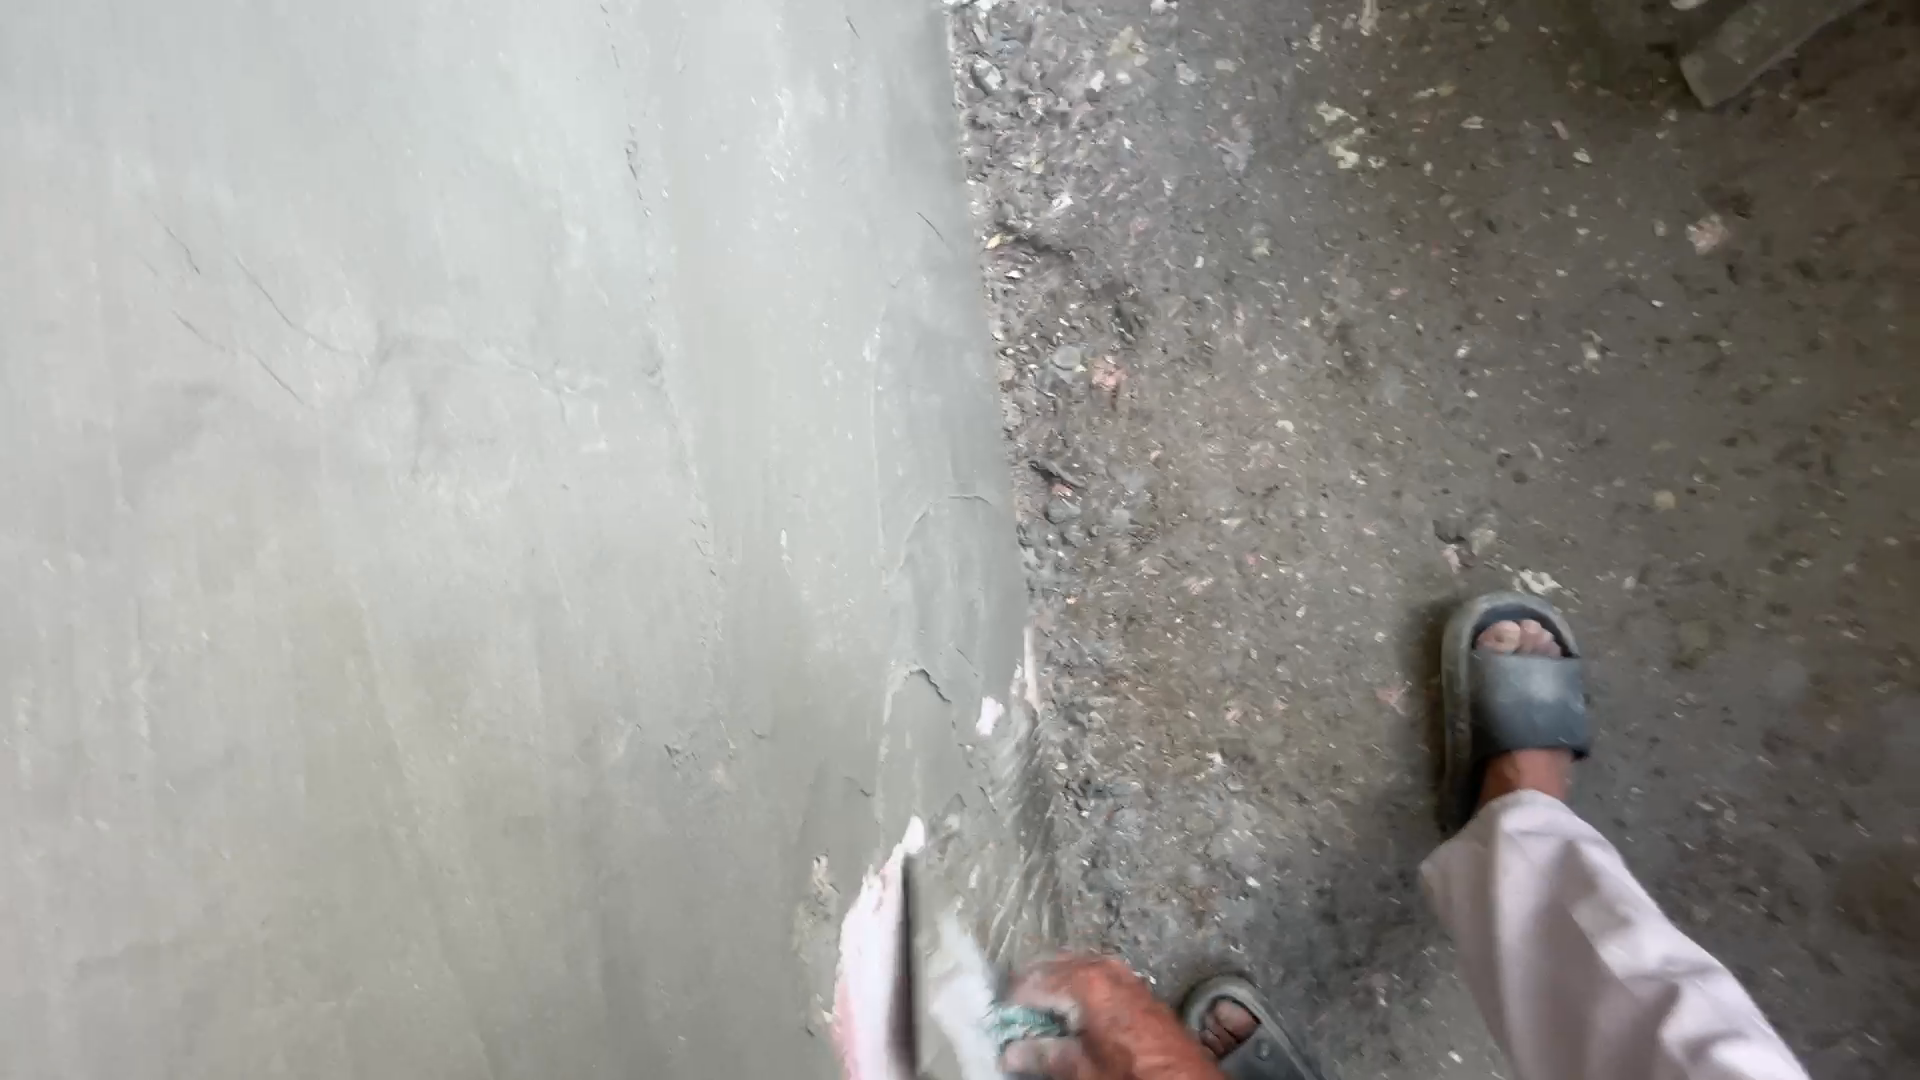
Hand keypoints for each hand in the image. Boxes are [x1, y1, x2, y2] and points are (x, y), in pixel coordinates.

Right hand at [998, 955, 1224, 1079]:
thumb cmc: (1132, 1077)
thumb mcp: (1083, 1071)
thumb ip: (1044, 1056)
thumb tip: (1009, 1053)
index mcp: (1084, 981)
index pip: (1032, 981)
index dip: (1011, 1000)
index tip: (997, 1018)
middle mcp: (1101, 966)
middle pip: (1052, 965)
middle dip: (1031, 986)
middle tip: (1014, 1015)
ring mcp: (1120, 972)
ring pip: (1073, 965)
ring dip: (1054, 984)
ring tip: (1040, 1013)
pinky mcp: (1134, 985)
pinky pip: (1094, 973)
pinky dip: (1076, 986)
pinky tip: (1072, 1011)